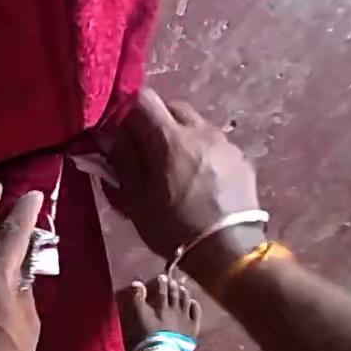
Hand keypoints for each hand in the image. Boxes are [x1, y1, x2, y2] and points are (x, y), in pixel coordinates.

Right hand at [103, 89, 263, 271]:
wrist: (229, 251)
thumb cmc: (175, 230)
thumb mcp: (138, 202)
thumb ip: (123, 162)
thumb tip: (109, 135)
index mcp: (170, 139)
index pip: (143, 100)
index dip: (127, 112)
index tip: (120, 134)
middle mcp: (200, 130)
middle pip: (172, 108)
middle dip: (156, 122)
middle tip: (146, 152)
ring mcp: (225, 143)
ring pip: (196, 125)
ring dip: (180, 137)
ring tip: (174, 169)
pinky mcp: (241, 160)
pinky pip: (215, 145)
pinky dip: (202, 153)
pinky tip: (199, 181)